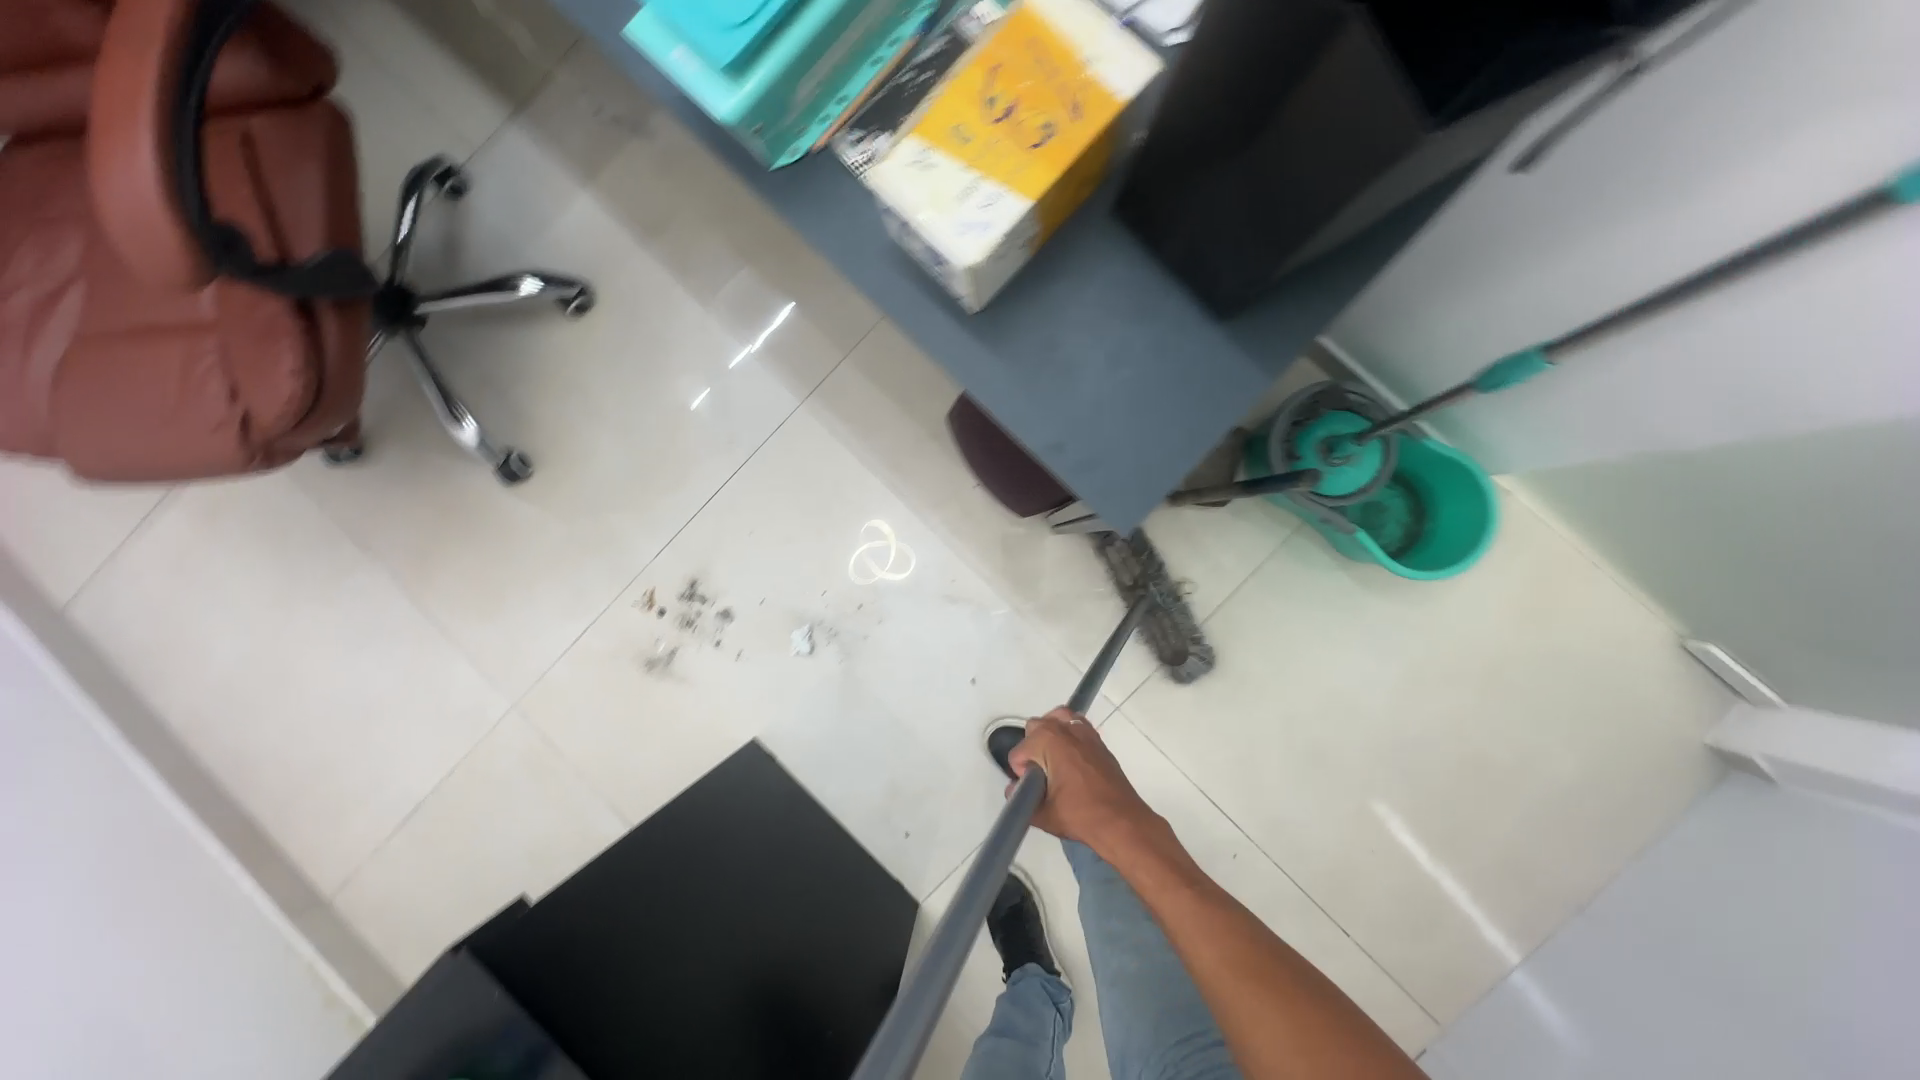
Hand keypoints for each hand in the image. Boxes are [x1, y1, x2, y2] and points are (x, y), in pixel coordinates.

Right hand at [1007, 708, 1163, 853]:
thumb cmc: (1081, 816)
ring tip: (1051, 760)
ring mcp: (1085, 733)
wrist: (1122, 822)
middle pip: (1036, 727)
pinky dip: (1069, 735)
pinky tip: (1070, 760)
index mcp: (1049, 741)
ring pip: (1058, 718)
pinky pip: (1077, 726)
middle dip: (1032, 748)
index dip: (1021, 771)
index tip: (1032, 787)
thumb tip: (1014, 791)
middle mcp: (1066, 729)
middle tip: (1039, 774)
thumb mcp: (1043, 814)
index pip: (1020, 750)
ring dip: (1050, 734)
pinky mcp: (1099, 742)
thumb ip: (1021, 801)